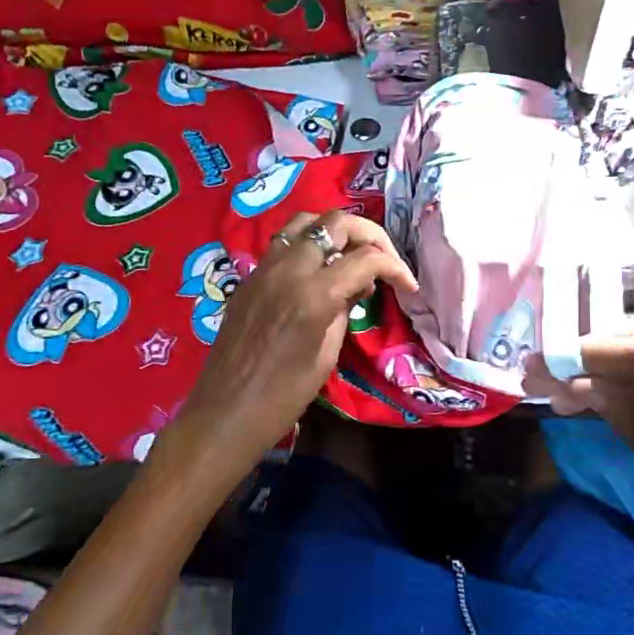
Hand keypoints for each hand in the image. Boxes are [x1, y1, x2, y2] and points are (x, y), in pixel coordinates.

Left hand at [164, 211, 417, 479]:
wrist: (225, 412)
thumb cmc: (283, 396)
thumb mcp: (326, 355)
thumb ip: (343, 310)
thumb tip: (356, 286)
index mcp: (312, 294)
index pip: (365, 258)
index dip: (394, 267)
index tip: (408, 285)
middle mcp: (287, 269)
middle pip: (335, 222)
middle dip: (368, 235)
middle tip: (382, 261)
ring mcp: (263, 268)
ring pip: (304, 222)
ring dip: (333, 231)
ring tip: (349, 257)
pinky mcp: (248, 278)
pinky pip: (282, 244)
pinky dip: (307, 246)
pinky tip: (318, 272)